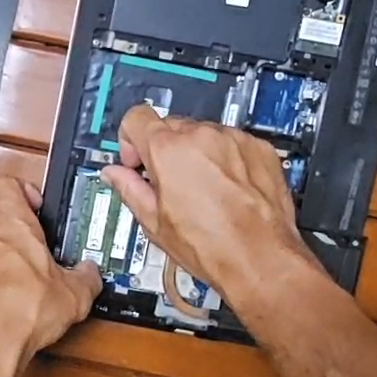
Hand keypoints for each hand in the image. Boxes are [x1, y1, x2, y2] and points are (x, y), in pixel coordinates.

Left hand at [0, 177, 102, 361]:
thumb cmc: (24, 306)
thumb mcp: (74, 293)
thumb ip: (86, 277)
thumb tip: (91, 273)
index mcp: (10, 219)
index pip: (7, 182)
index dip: (22, 190)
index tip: (38, 207)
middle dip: (2, 211)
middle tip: (25, 230)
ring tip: (12, 260)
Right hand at [99, 103, 309, 300]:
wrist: (260, 258)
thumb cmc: (211, 246)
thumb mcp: (155, 223)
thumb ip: (130, 189)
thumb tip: (116, 175)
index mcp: (169, 151)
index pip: (137, 118)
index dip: (130, 140)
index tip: (137, 162)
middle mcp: (202, 136)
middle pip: (170, 127)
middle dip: (164, 151)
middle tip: (168, 185)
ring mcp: (234, 140)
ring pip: (202, 135)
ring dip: (196, 155)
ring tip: (202, 193)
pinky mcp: (259, 149)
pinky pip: (232, 144)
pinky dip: (225, 160)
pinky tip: (226, 191)